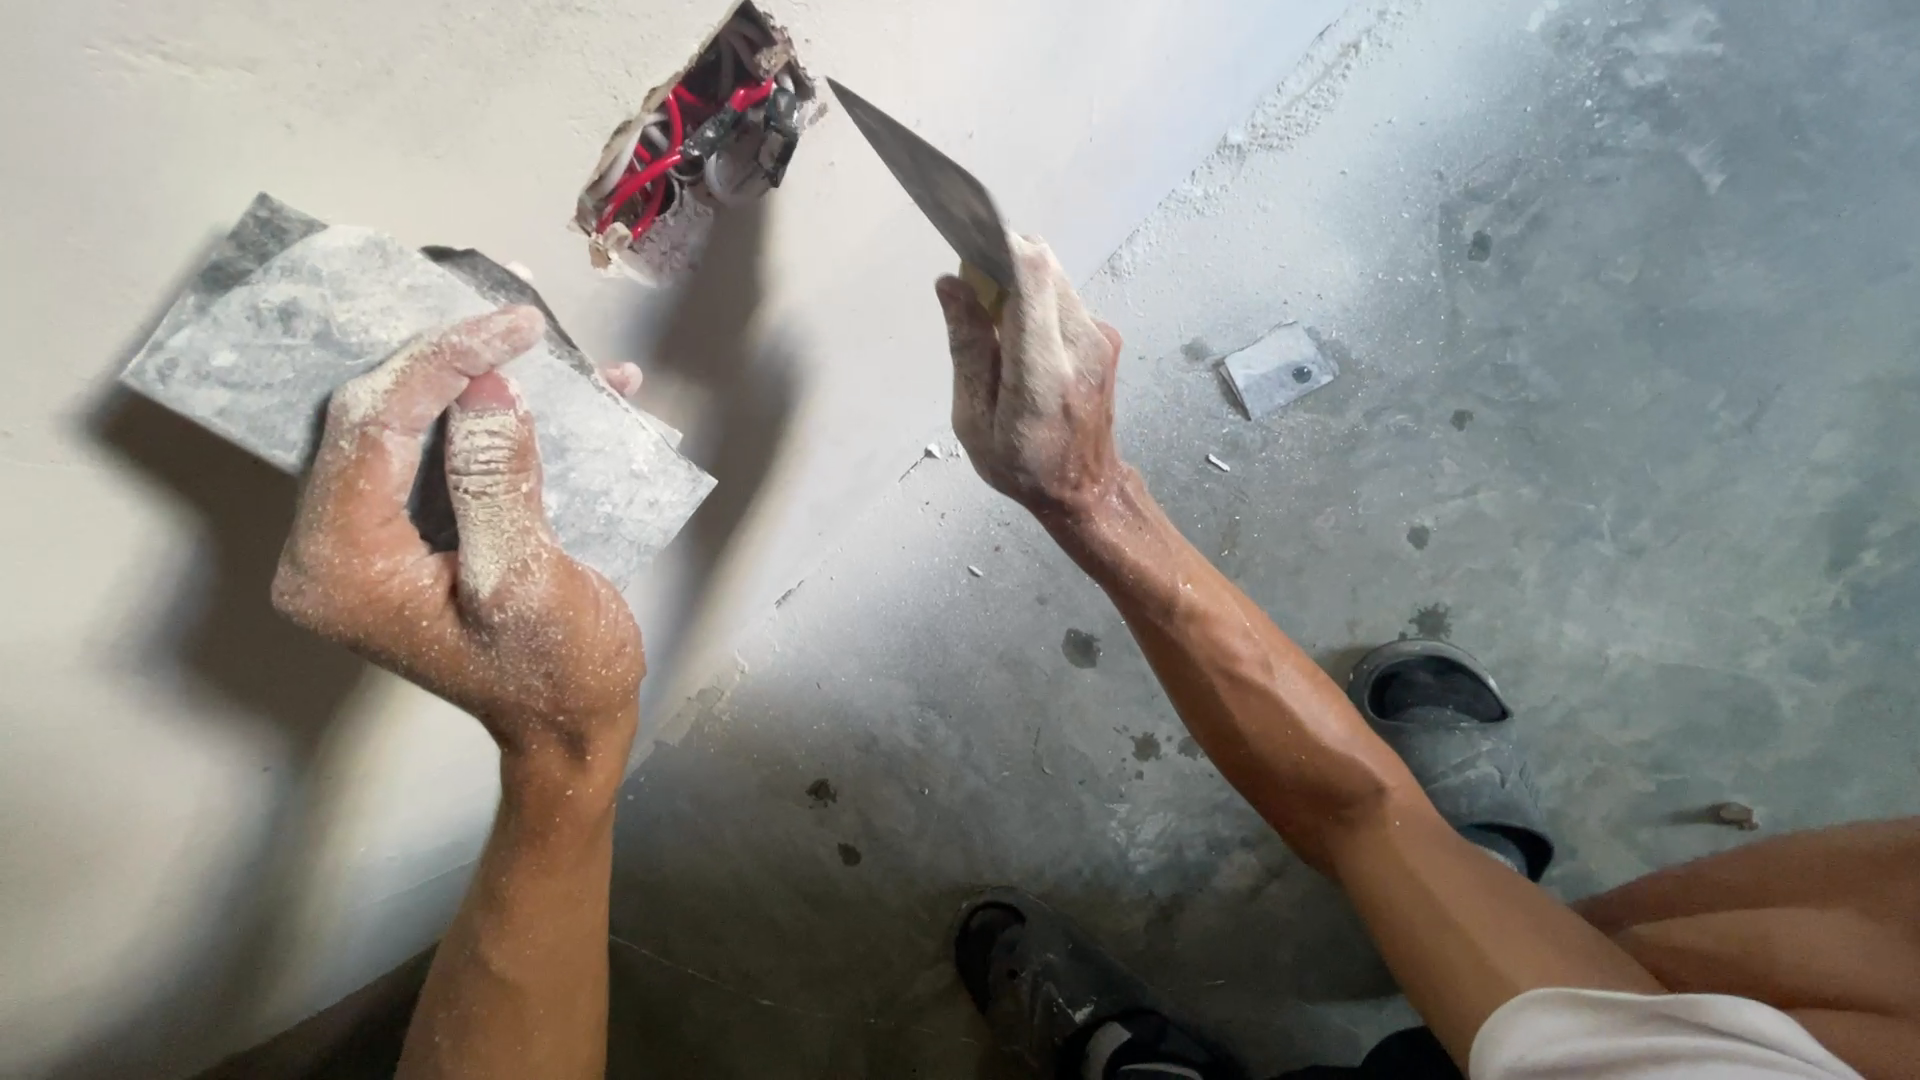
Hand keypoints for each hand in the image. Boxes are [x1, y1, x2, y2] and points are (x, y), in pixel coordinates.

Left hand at [272, 307, 644, 772]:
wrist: (574, 725)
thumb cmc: (556, 670)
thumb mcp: (527, 581)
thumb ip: (496, 484)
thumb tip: (489, 389)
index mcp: (343, 565)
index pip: (370, 430)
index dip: (440, 365)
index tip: (512, 326)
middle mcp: (338, 547)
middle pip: (376, 419)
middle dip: (449, 360)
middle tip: (517, 315)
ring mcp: (380, 540)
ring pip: (412, 428)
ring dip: (475, 380)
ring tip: (537, 337)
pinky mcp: (424, 535)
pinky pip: (448, 458)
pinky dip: (501, 423)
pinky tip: (566, 402)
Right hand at [935, 235, 1127, 522]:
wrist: (1085, 488)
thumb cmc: (1021, 466)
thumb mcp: (973, 421)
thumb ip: (967, 349)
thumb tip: (952, 284)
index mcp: (1042, 374)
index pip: (1031, 280)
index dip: (999, 245)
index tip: (969, 236)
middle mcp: (1081, 346)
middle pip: (1043, 268)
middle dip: (1002, 264)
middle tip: (973, 297)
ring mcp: (1100, 339)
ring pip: (1054, 278)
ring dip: (1019, 284)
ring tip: (995, 326)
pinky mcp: (1105, 338)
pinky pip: (1064, 298)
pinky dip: (1036, 301)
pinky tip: (1020, 338)